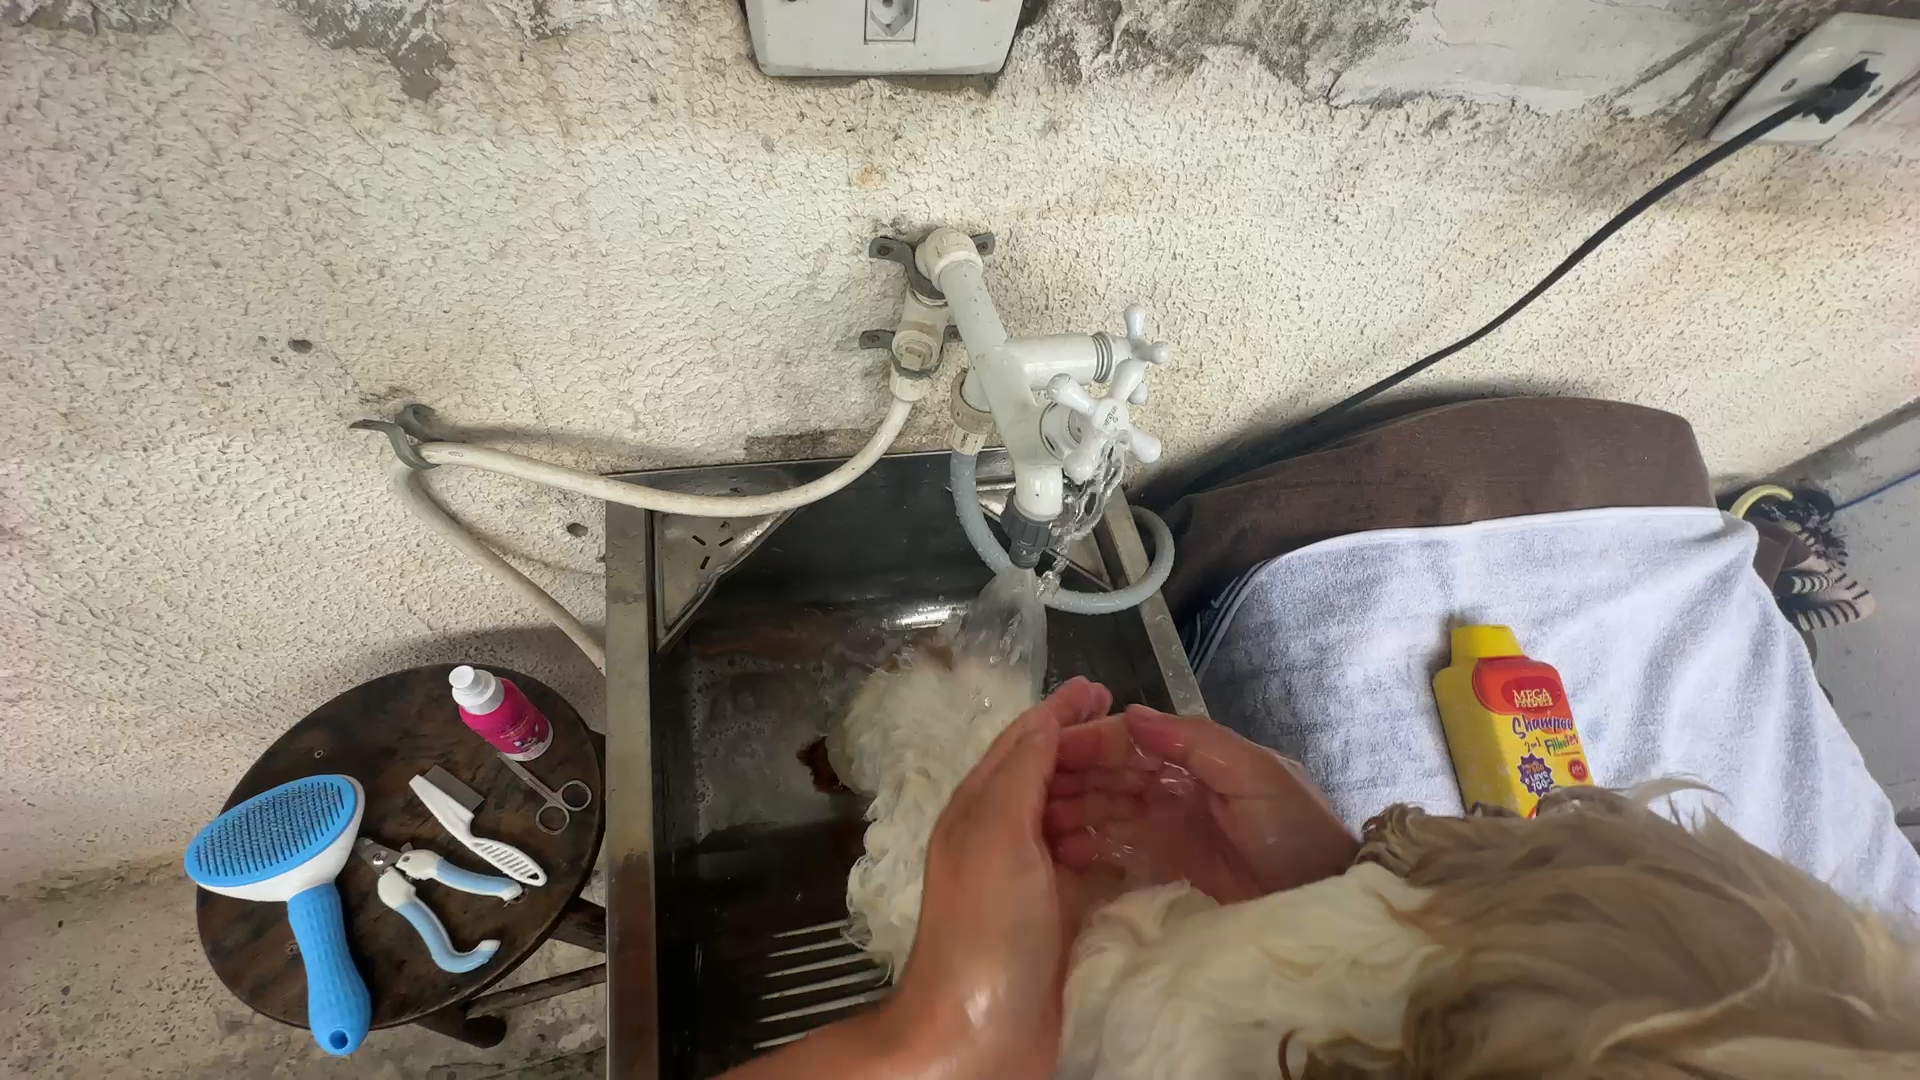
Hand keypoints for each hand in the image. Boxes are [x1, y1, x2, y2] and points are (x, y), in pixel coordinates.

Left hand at [885, 676, 1112, 1078]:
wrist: (979, 1034)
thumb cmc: (986, 927)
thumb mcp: (998, 835)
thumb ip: (1019, 773)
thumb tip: (1044, 720)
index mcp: (981, 804)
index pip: (1024, 739)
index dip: (1060, 710)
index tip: (1100, 687)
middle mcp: (1000, 828)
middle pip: (1047, 769)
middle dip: (1087, 743)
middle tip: (1137, 727)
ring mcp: (1027, 869)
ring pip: (1067, 808)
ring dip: (1101, 784)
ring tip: (1146, 769)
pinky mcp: (1052, 905)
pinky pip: (1083, 852)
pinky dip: (1106, 830)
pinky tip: (1133, 827)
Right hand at [1045, 705, 1356, 902]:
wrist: (1328, 906)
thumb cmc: (1294, 830)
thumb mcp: (1255, 773)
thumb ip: (1194, 740)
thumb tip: (1128, 713)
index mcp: (1192, 755)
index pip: (1128, 741)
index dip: (1088, 742)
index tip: (1046, 751)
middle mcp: (1173, 784)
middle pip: (1109, 773)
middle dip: (1069, 778)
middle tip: (1027, 794)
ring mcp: (1168, 825)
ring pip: (1106, 807)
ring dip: (1071, 810)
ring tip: (1034, 824)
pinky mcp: (1166, 864)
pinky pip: (1117, 846)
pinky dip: (1088, 845)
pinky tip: (1060, 851)